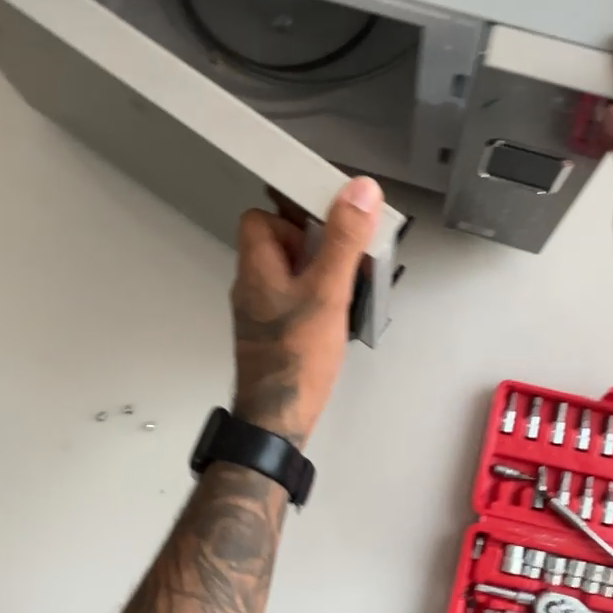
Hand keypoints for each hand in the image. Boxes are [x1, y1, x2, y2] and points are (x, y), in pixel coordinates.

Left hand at [229, 176, 382, 447]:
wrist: (279, 418)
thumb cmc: (293, 362)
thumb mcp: (327, 292)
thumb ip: (343, 241)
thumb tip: (358, 194)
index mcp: (257, 269)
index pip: (260, 218)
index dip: (292, 213)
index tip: (326, 217)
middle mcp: (254, 288)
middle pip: (282, 244)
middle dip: (318, 246)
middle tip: (346, 257)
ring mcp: (263, 313)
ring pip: (292, 274)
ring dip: (322, 274)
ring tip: (348, 288)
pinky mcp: (276, 335)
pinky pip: (297, 302)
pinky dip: (319, 301)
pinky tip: (340, 316)